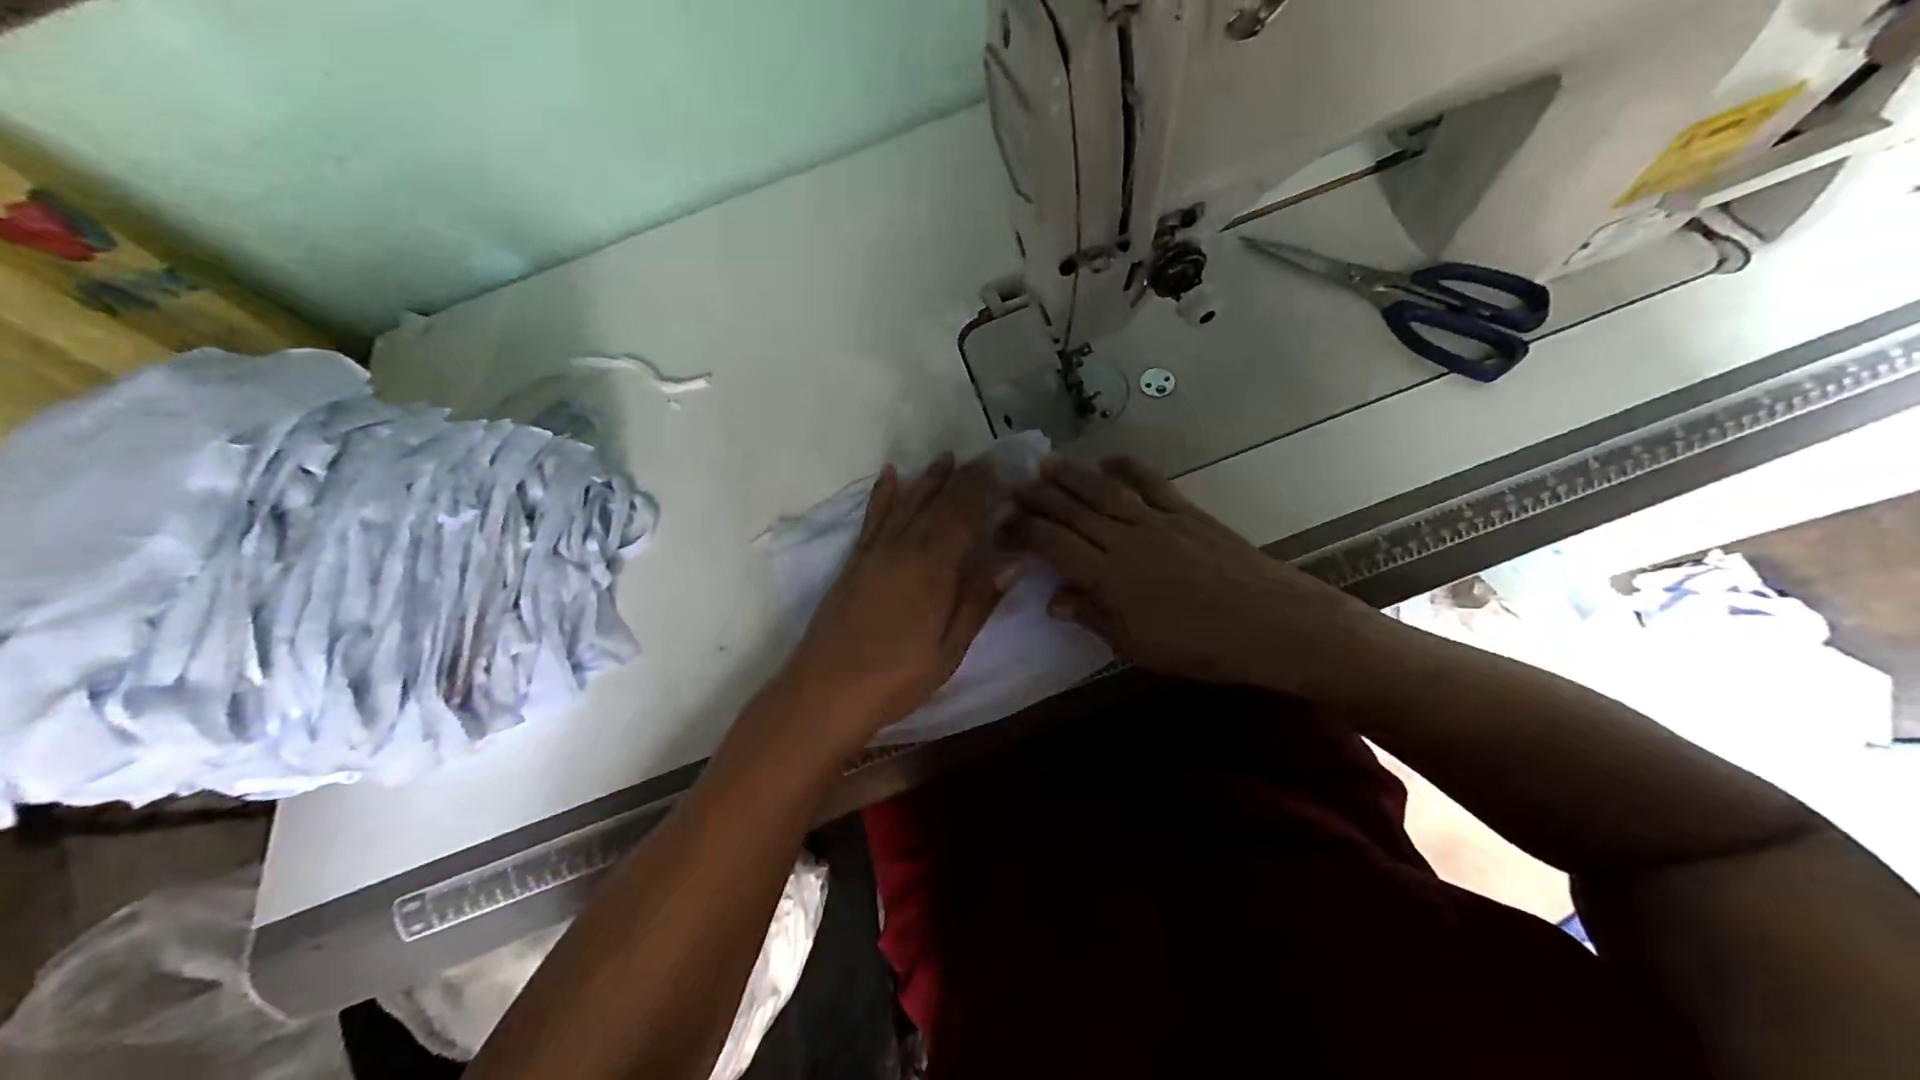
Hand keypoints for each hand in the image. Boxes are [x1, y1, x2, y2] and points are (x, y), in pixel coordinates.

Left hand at [770, 454, 1017, 747]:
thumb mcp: (949, 649)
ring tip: (948, 457)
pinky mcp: (854, 563)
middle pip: (938, 503)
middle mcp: (903, 549)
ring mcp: (874, 553)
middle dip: (965, 478)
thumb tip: (1014, 560)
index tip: (1008, 471)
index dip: (987, 490)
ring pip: (907, 504)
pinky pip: (872, 518)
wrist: (825, 692)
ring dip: (929, 479)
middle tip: (988, 458)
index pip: (965, 515)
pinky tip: (890, 474)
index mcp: (932, 568)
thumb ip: (978, 601)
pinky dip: (883, 494)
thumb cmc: (896, 679)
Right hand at [1010, 456, 1383, 694]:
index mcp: (1107, 575)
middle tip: (1014, 485)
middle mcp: (1124, 539)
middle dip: (1038, 496)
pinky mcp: (1185, 511)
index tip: (1003, 525)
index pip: (1052, 544)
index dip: (1023, 531)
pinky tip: (1109, 461)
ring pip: (1102, 490)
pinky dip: (1126, 468)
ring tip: (1046, 464)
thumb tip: (1053, 600)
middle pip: (1071, 510)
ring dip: (1071, 475)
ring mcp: (1156, 520)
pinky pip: (1149, 482)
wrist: (1269, 623)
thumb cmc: (1198, 646)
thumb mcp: (1135, 645)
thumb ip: (1092, 616)